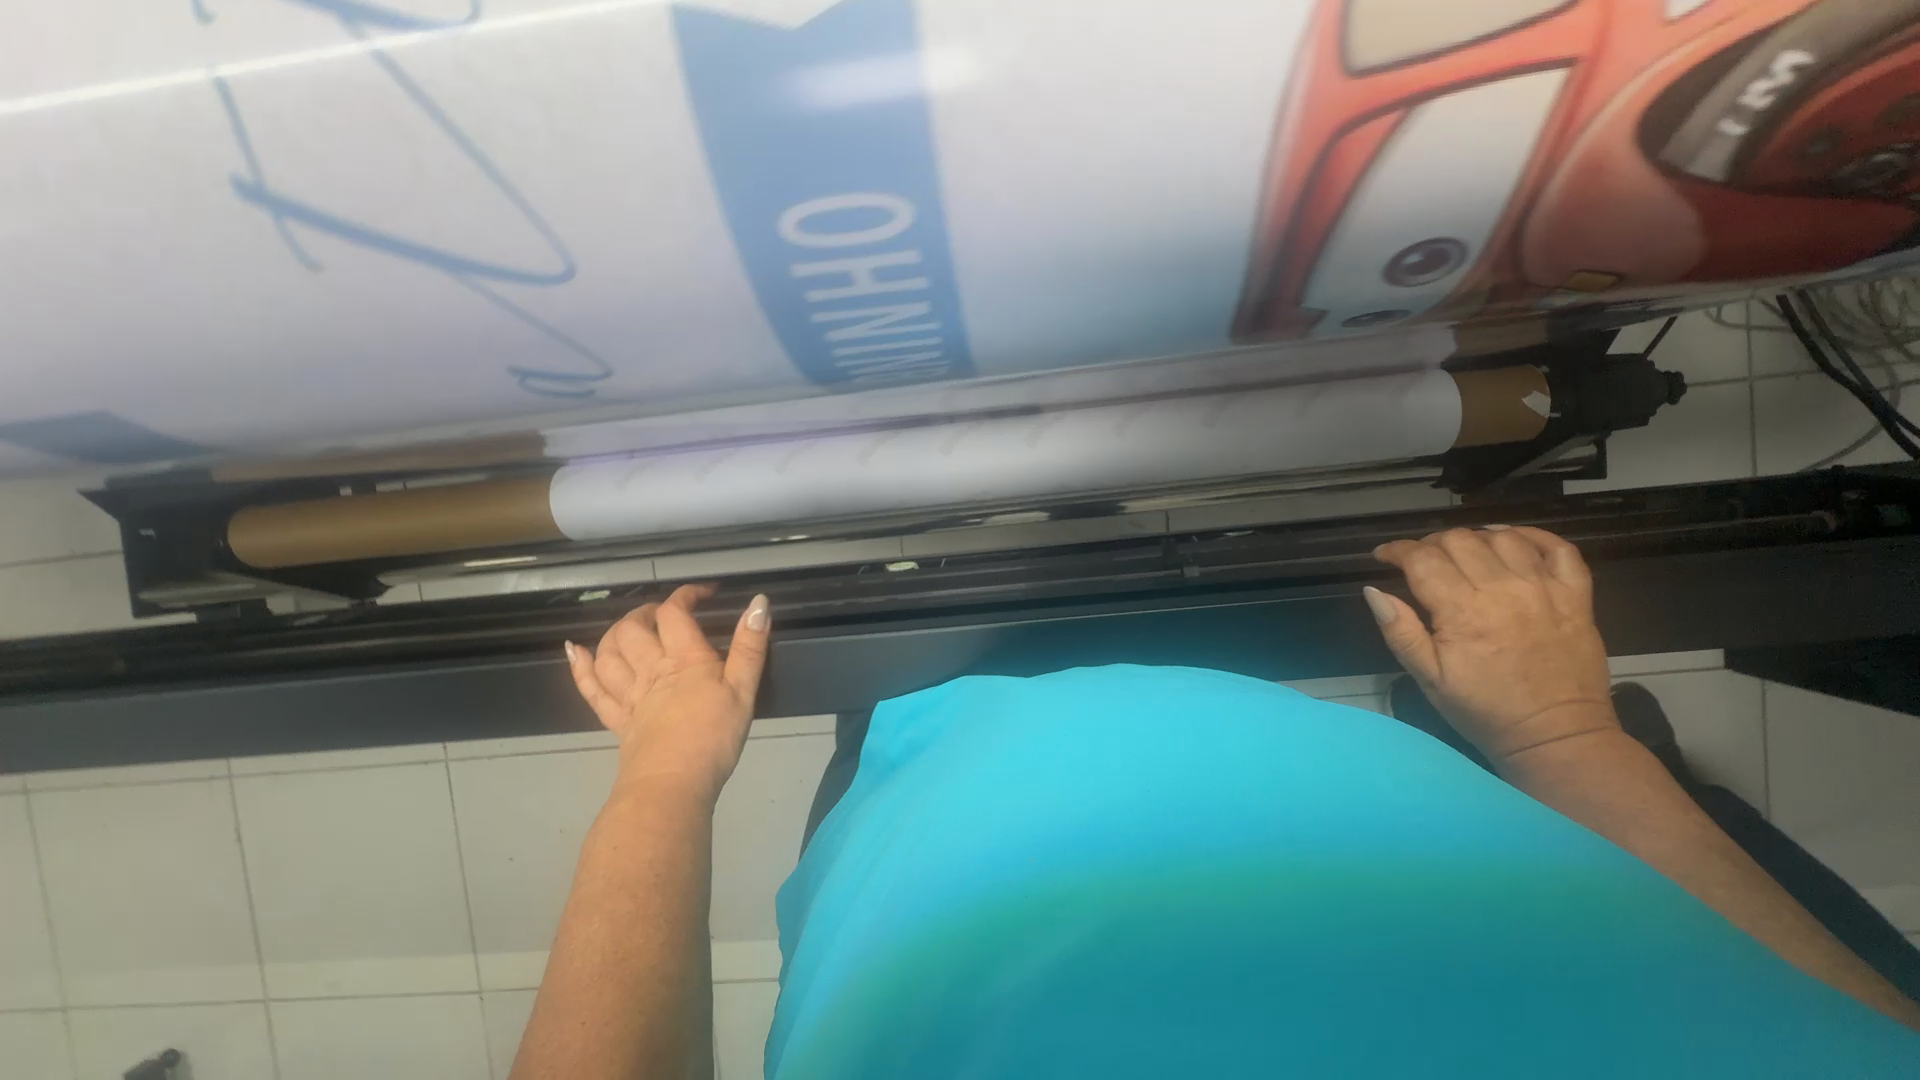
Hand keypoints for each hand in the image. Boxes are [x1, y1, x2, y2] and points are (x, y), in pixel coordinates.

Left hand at [565, 584, 770, 806]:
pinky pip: (591, 688)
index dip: (687, 595)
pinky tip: (575, 651)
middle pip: (635, 628)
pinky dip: (580, 666)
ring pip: (609, 652)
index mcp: (684, 659)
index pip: (676, 613)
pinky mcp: (617, 720)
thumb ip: (751, 645)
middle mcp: (650, 669)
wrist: (672, 785)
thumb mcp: (744, 689)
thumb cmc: (713, 737)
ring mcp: (629, 695)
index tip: (705, 593)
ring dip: (615, 632)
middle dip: (647, 612)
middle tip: (665, 613)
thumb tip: (759, 602)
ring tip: (630, 628)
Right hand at [1367, 526, 1616, 766]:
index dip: (1396, 550)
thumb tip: (1373, 591)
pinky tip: (1512, 540)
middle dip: (1430, 544)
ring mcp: (1545, 590)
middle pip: (1459, 540)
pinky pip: (1560, 549)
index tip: (1383, 556)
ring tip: (1461, 552)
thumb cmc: (1483, 710)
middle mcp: (1504, 590)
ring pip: (1503, 539)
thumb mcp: (1428, 678)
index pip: (1421, 559)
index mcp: (1463, 611)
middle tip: (1420, 561)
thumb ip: (1400, 631)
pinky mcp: (1577, 597)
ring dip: (1474, 538)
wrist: (1555, 735)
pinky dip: (1533, 536)